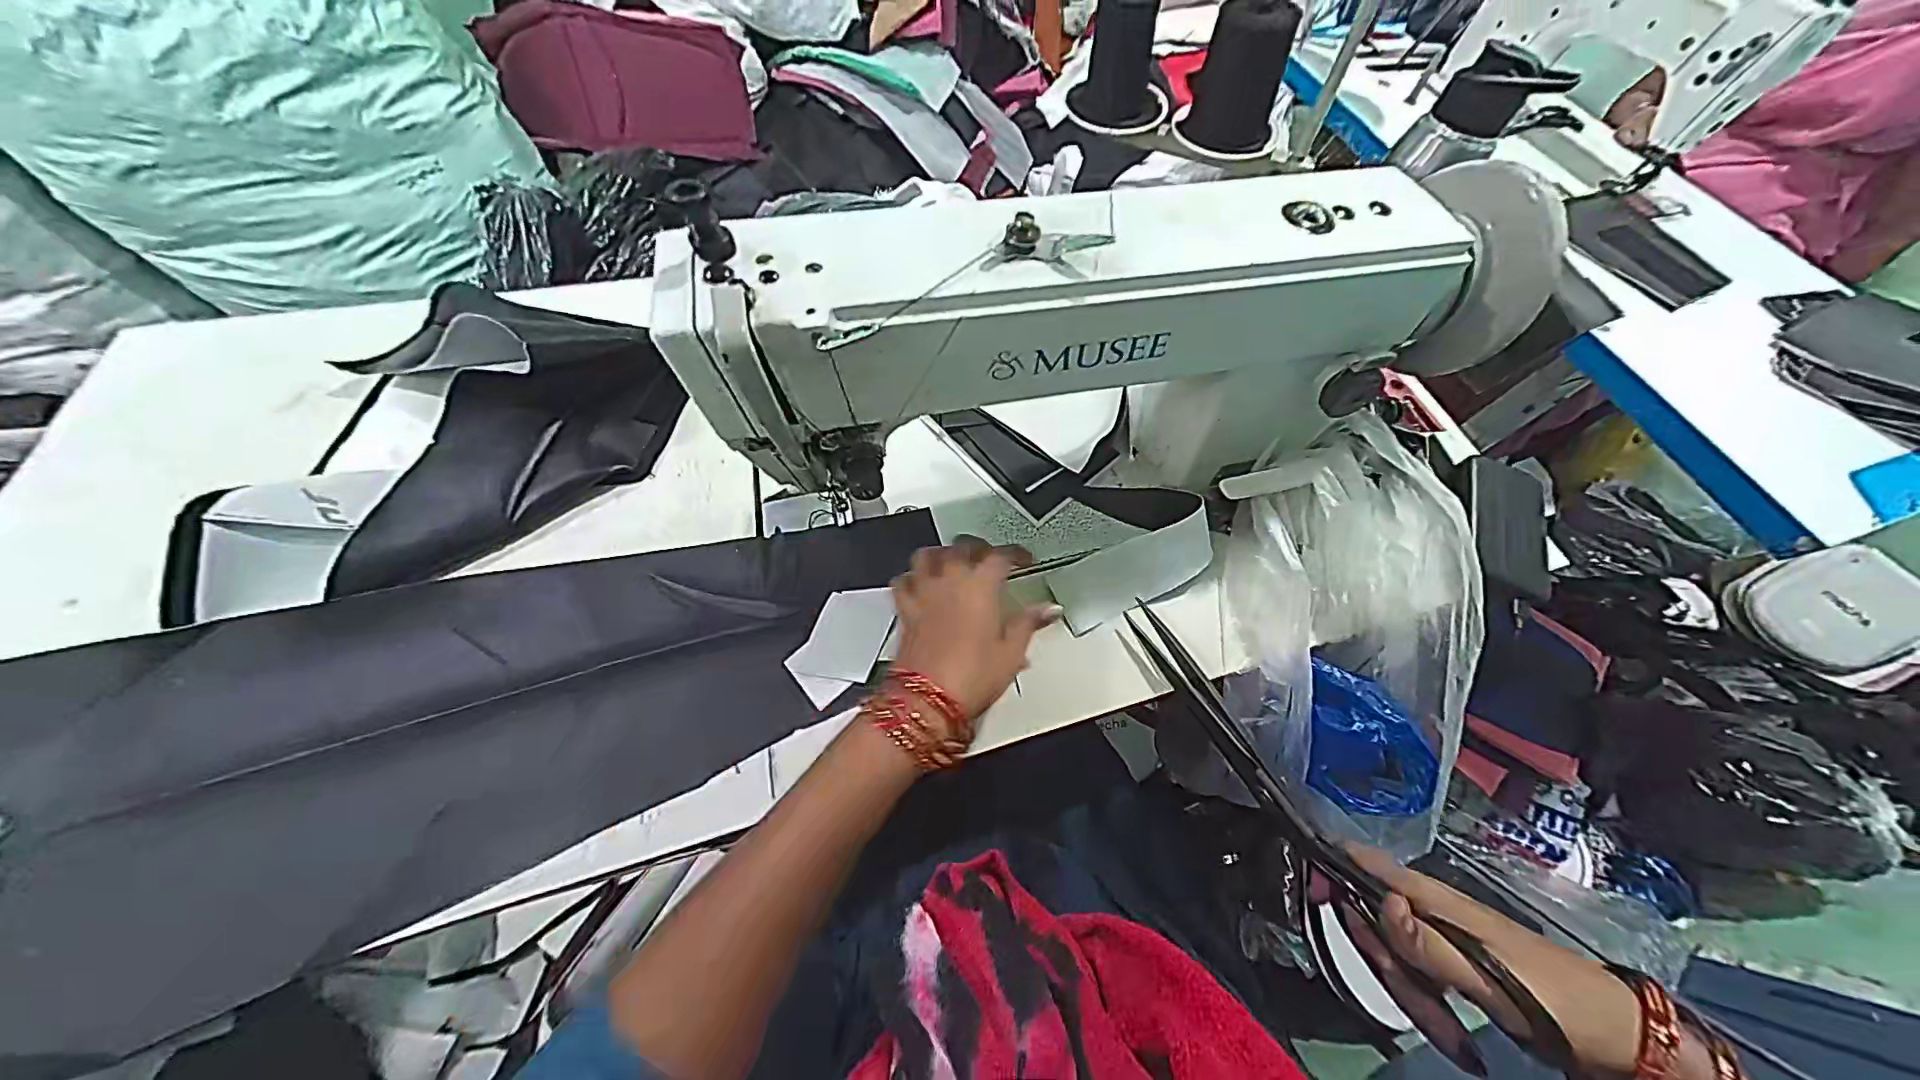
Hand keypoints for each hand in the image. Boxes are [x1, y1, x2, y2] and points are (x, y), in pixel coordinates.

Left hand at [889, 539, 1059, 726]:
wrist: (927, 699)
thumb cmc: (967, 676)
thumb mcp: (1011, 652)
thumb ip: (1028, 624)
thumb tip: (1046, 611)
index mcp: (980, 585)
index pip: (1001, 555)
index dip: (1016, 553)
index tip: (1023, 559)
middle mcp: (949, 581)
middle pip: (962, 546)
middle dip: (979, 548)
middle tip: (990, 557)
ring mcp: (923, 592)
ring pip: (927, 555)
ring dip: (941, 553)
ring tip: (952, 559)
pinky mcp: (905, 609)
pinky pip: (903, 581)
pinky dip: (911, 577)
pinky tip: (918, 583)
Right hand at [1343, 846, 1643, 1077]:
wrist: (1618, 1035)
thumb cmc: (1553, 996)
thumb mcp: (1487, 973)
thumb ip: (1428, 942)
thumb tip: (1382, 903)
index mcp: (1439, 901)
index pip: (1375, 868)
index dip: (1338, 866)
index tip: (1311, 881)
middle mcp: (1434, 912)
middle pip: (1376, 919)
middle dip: (1382, 959)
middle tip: (1408, 991)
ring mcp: (1444, 940)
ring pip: (1394, 953)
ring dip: (1408, 992)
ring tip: (1445, 1028)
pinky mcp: (1453, 967)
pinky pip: (1415, 976)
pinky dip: (1422, 1002)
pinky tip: (1446, 1028)